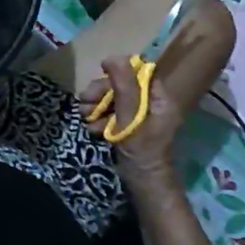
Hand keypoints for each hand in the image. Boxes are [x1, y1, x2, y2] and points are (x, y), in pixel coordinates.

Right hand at [79, 56, 188, 195]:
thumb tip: (114, 57)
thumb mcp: (131, 118)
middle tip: (85, 100)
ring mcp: (140, 116)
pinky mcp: (129, 127)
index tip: (102, 71)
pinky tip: (93, 129)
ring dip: (97, 106)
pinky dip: (100, 119)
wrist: (143, 186)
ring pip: (114, 99)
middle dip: (102, 91)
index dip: (120, 69)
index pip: (139, 72)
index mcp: (160, 97)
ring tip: (86, 117)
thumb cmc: (142, 152)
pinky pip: (112, 114)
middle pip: (123, 85)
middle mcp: (152, 103)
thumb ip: (124, 88)